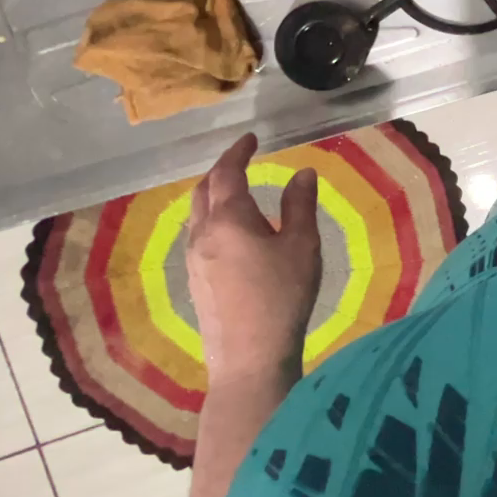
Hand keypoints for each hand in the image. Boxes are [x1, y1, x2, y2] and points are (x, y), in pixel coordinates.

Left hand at [185, 133, 321, 383]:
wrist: (249, 358)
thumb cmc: (282, 295)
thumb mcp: (302, 245)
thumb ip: (299, 205)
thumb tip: (301, 173)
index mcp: (229, 220)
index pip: (227, 174)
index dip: (237, 152)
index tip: (251, 138)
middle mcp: (203, 235)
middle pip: (203, 192)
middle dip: (220, 171)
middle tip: (241, 159)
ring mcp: (194, 261)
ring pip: (197, 215)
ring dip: (213, 195)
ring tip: (236, 190)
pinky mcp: (196, 282)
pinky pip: (198, 235)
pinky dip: (212, 218)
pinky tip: (231, 230)